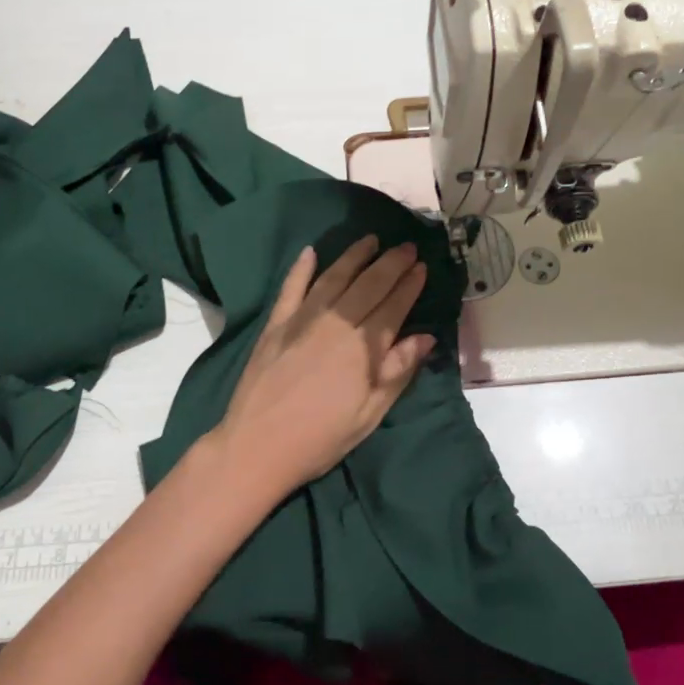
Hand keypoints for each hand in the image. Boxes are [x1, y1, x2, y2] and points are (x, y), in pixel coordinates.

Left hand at [212, 236, 435, 496]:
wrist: (257, 445)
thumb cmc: (322, 437)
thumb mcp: (370, 413)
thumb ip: (397, 371)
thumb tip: (426, 337)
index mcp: (363, 347)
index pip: (394, 306)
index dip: (409, 284)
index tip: (422, 266)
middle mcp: (336, 323)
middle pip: (369, 284)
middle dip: (390, 263)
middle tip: (406, 245)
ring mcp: (302, 319)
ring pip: (334, 277)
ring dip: (354, 256)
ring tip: (370, 239)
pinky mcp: (275, 325)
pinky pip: (291, 288)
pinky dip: (301, 268)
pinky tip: (310, 252)